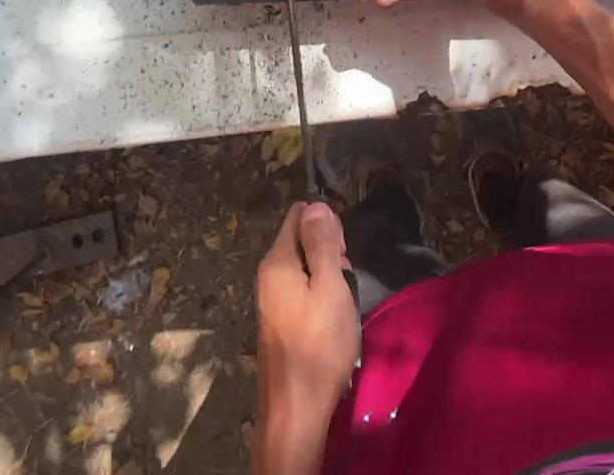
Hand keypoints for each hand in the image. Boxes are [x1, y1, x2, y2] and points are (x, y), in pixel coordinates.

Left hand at [255, 202, 358, 472]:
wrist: (296, 409)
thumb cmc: (318, 346)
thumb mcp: (329, 288)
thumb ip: (322, 244)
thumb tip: (315, 203)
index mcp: (277, 261)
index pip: (298, 214)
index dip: (326, 222)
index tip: (343, 251)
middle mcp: (268, 274)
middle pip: (300, 237)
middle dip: (328, 247)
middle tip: (346, 277)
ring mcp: (271, 297)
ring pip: (304, 264)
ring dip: (327, 272)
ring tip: (342, 300)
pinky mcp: (279, 317)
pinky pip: (301, 286)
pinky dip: (319, 292)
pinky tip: (332, 315)